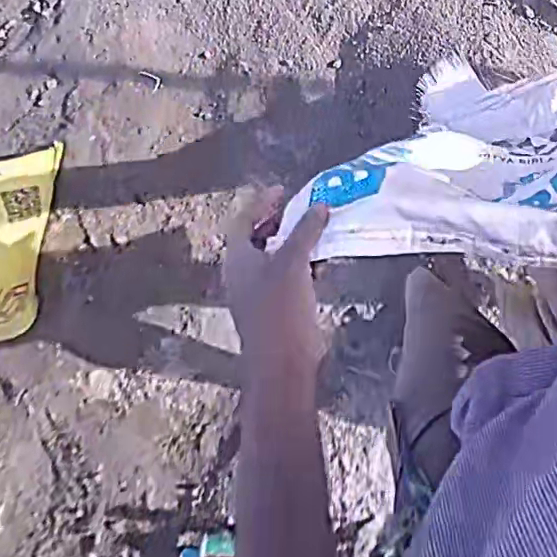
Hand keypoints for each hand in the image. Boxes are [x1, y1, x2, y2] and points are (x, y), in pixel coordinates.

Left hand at [224, 187, 330, 375]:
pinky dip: (298, 263)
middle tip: (302, 208)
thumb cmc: (281, 308)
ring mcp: (255, 292)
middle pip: (257, 236)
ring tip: (314, 229)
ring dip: (292, 242)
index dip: (262, 202)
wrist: (283, 365)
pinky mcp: (272, 308)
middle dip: (279, 220)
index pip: (244, 219)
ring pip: (272, 256)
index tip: (283, 190)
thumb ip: (306, 230)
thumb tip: (319, 206)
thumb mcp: (294, 262)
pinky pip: (283, 275)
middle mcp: (241, 273)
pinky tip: (319, 261)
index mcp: (237, 259)